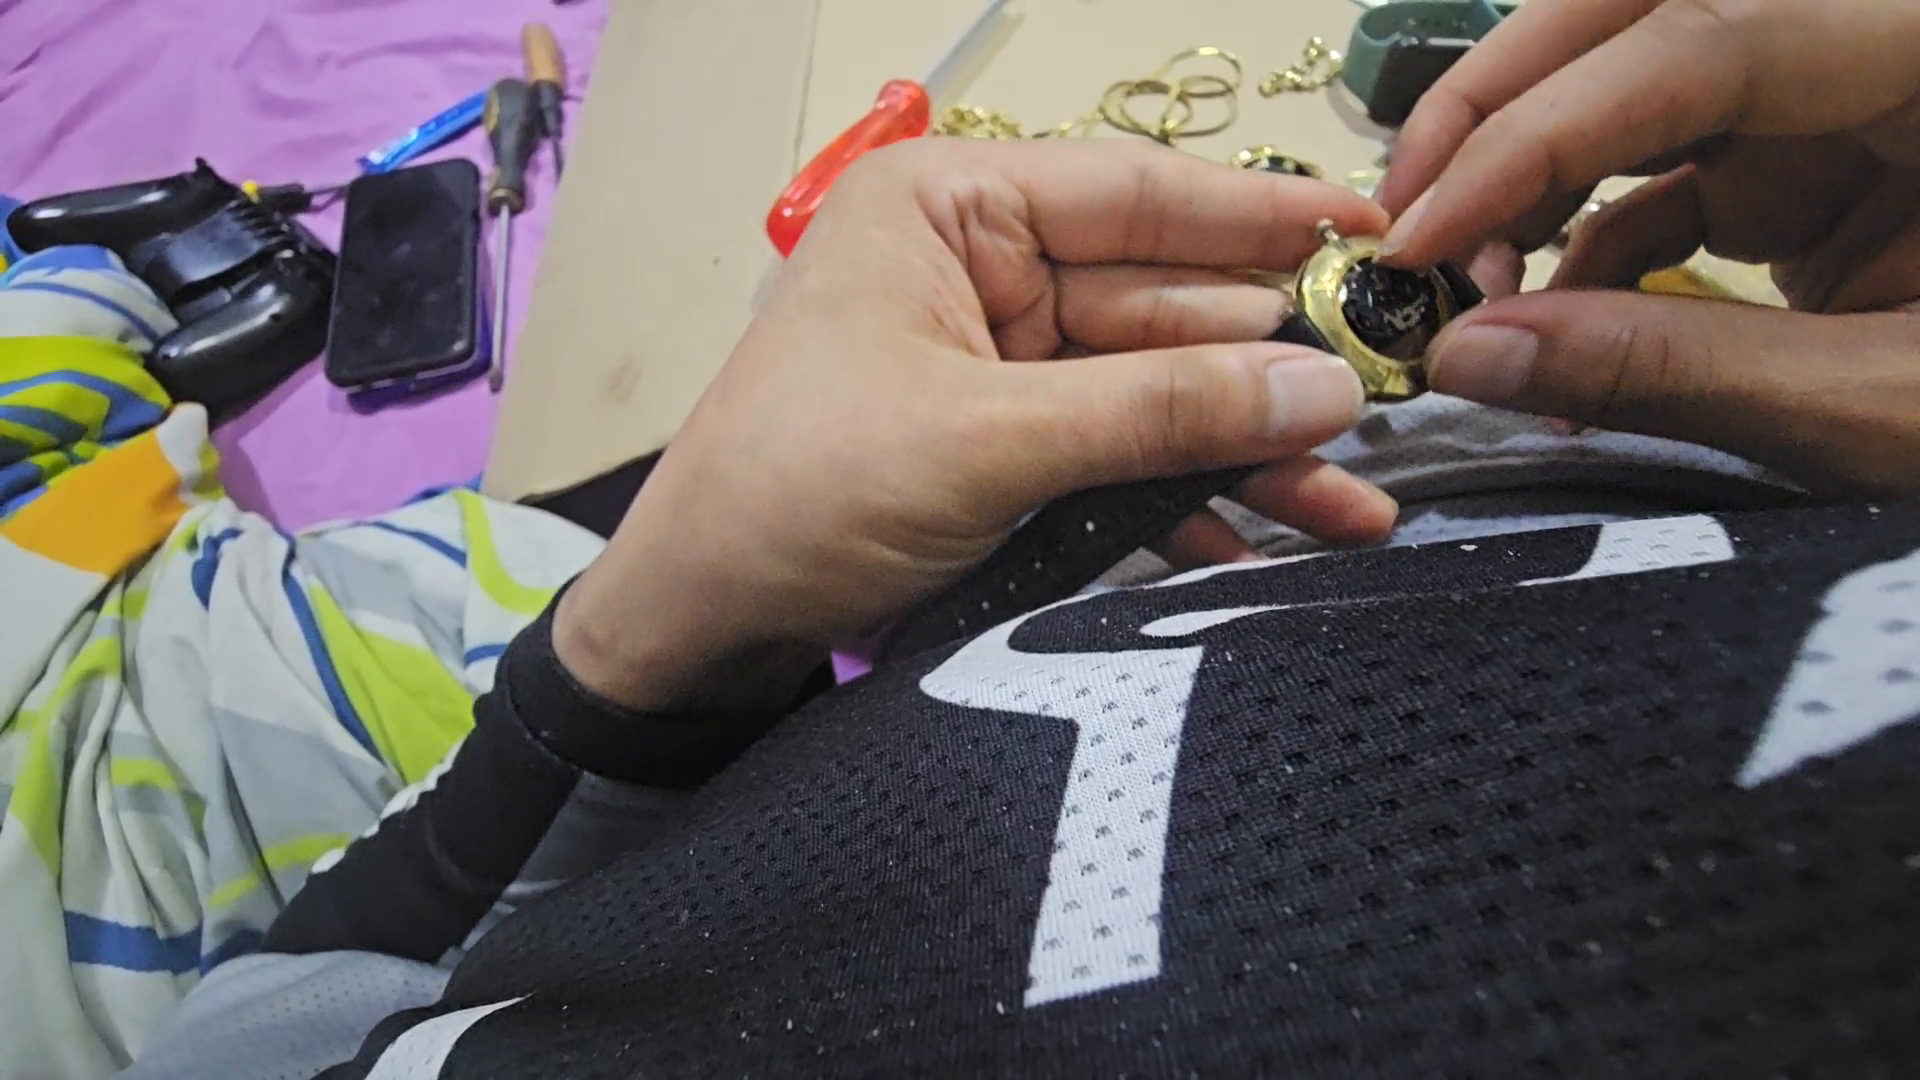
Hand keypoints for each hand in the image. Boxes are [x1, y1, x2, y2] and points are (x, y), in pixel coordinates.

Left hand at [556, 139, 1398, 710]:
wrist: (715, 606)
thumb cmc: (811, 488)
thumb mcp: (985, 440)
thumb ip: (1153, 413)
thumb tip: (1320, 386)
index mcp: (953, 212)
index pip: (1132, 197)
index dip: (1257, 222)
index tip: (1372, 238)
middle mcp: (982, 275)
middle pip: (1155, 311)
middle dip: (1262, 371)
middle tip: (1383, 409)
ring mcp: (998, 370)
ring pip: (1144, 399)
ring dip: (1237, 456)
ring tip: (1350, 507)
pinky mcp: (1004, 450)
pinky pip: (1109, 460)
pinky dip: (1172, 503)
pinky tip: (1251, 538)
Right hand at [1377, 0, 1919, 494]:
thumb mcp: (1886, 407)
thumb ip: (1662, 371)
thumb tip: (1463, 356)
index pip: (1705, 39)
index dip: (1525, 143)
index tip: (1410, 244)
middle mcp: (1905, 30)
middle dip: (1499, 105)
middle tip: (1406, 209)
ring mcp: (1859, 84)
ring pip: (1635, 76)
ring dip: (1525, 177)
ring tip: (1472, 278)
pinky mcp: (1820, 149)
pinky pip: (1660, 172)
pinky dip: (1579, 247)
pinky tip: (1553, 321)